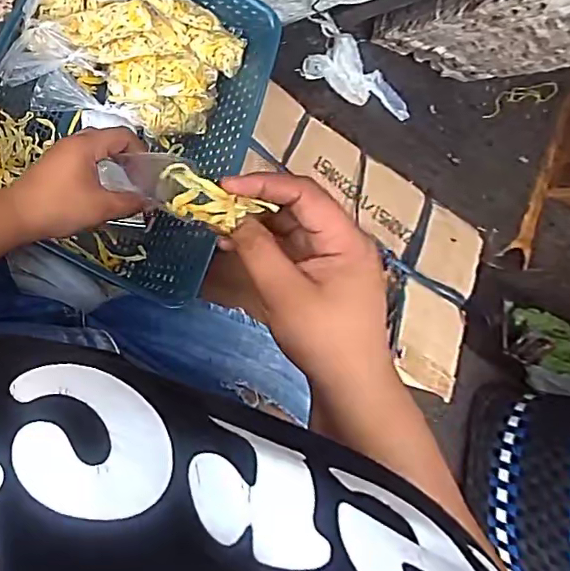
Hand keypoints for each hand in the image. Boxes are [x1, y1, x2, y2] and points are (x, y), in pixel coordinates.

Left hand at [1, 128, 146, 240]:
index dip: (140, 151)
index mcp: (86, 144)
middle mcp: (74, 141)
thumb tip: (149, 201)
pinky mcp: (53, 163)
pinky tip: (99, 186)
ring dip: (111, 161)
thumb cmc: (59, 207)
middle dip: (127, 155)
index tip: (147, 173)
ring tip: (122, 182)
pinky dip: (96, 166)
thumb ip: (128, 202)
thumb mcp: (100, 207)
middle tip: (137, 177)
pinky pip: (82, 157)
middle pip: (109, 138)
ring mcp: (61, 151)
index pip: (123, 135)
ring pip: (95, 148)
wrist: (16, 215)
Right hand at [217, 172, 391, 391]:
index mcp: (345, 238)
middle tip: (218, 205)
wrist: (351, 387)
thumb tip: (233, 218)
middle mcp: (342, 239)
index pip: (303, 192)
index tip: (225, 187)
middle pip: (296, 205)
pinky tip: (236, 245)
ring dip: (255, 223)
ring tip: (221, 227)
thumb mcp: (284, 292)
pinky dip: (262, 243)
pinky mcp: (320, 272)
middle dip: (255, 202)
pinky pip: (288, 246)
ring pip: (289, 224)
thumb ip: (257, 249)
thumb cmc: (324, 340)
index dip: (262, 183)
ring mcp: (331, 256)